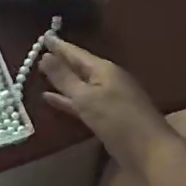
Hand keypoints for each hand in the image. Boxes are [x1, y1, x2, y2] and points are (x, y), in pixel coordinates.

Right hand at [37, 37, 175, 166]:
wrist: (146, 149)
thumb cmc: (116, 119)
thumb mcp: (86, 97)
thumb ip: (64, 78)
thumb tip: (45, 56)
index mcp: (104, 70)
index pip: (76, 53)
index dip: (59, 46)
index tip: (43, 37)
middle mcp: (107, 79)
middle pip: (79, 67)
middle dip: (60, 61)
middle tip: (39, 54)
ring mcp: (107, 97)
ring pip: (79, 84)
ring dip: (62, 80)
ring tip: (41, 74)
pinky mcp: (105, 114)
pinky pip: (80, 101)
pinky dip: (66, 99)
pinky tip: (50, 99)